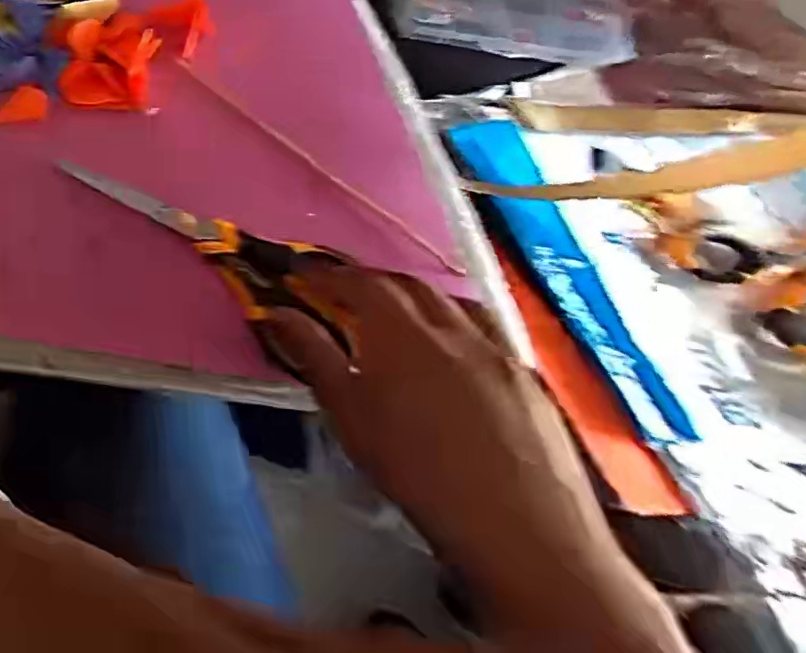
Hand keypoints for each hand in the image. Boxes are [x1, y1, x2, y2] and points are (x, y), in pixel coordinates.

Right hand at [264, 267, 606, 571]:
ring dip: (413, 297)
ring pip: (451, 303)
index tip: (297, 271)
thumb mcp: (346, 409)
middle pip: (406, 284)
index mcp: (401, 332)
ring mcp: (499, 354)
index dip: (324, 271)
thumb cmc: (413, 467)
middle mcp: (453, 330)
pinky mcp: (530, 382)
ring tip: (391, 312)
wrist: (523, 533)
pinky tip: (446, 352)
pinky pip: (484, 332)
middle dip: (367, 278)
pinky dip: (452, 323)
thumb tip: (275, 310)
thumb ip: (311, 351)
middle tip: (337, 287)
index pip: (358, 282)